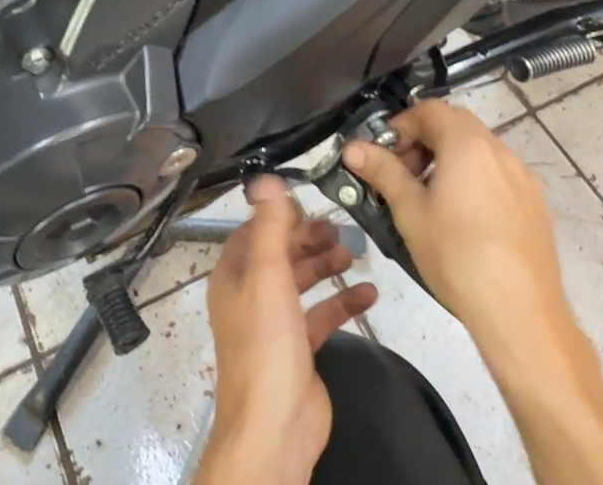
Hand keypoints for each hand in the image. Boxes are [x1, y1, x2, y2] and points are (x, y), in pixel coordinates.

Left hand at [196, 176, 377, 484]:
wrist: (275, 423)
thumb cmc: (266, 344)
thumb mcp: (267, 276)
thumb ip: (270, 226)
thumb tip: (267, 179)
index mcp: (233, 276)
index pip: (253, 232)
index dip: (279, 216)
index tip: (310, 201)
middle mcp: (249, 295)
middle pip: (280, 254)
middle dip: (307, 238)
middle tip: (339, 226)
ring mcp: (274, 323)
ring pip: (302, 282)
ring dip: (325, 265)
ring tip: (354, 253)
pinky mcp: (299, 347)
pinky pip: (322, 314)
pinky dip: (342, 301)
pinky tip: (369, 293)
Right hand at [341, 100, 577, 382]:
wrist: (520, 312)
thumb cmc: (456, 257)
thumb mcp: (409, 212)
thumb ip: (383, 173)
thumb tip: (353, 148)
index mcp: (468, 145)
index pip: (430, 110)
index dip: (401, 126)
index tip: (384, 157)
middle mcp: (500, 151)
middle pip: (456, 126)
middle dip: (424, 142)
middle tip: (404, 178)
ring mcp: (523, 178)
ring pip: (479, 151)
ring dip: (449, 162)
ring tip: (429, 202)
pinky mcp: (536, 204)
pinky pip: (498, 176)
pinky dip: (474, 181)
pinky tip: (464, 222)